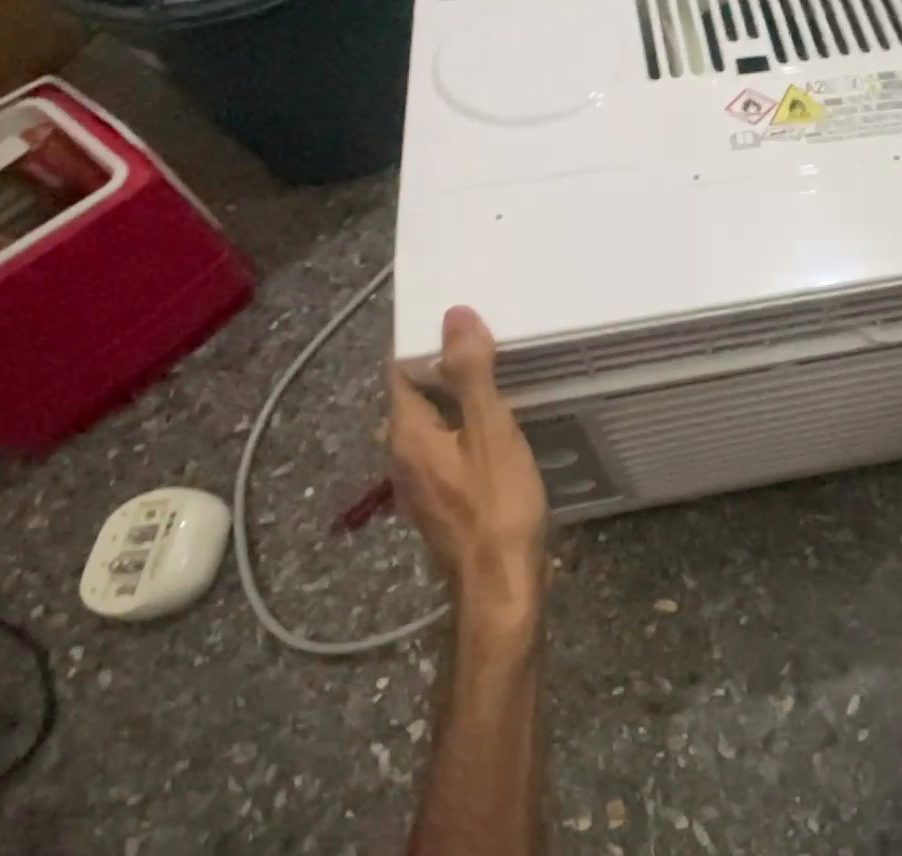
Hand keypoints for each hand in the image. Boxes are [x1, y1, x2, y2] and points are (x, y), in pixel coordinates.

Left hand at [388, 306, 547, 610]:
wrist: (502, 586)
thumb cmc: (498, 507)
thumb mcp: (492, 432)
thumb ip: (473, 375)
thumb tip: (454, 315)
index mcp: (406, 434)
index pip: (399, 372)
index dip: (427, 345)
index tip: (463, 328)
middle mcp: (401, 458)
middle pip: (413, 402)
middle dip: (443, 375)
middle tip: (488, 355)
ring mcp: (419, 487)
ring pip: (430, 431)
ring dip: (456, 408)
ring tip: (497, 391)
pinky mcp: (441, 507)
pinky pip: (445, 455)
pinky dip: (464, 438)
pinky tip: (497, 442)